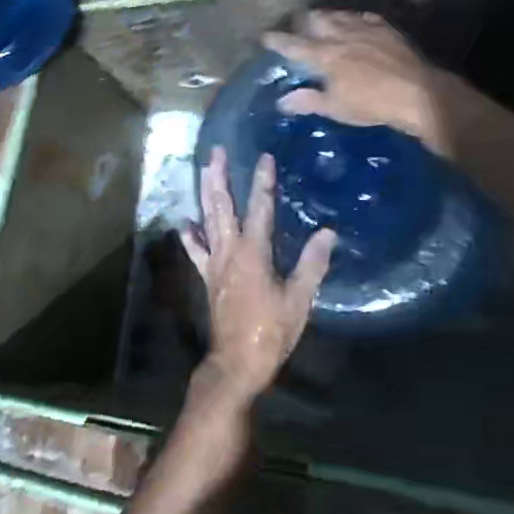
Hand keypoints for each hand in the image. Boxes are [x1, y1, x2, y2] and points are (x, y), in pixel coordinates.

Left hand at [183, 148, 335, 399]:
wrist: (237, 363)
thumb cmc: (271, 332)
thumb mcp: (299, 300)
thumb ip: (312, 264)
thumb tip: (328, 232)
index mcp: (253, 253)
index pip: (260, 207)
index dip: (263, 181)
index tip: (264, 156)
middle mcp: (229, 251)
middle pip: (222, 206)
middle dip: (219, 176)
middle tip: (216, 150)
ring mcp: (215, 263)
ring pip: (207, 220)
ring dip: (205, 193)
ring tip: (203, 170)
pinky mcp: (208, 277)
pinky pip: (197, 250)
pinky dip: (191, 235)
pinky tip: (185, 222)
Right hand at [263, 11, 461, 155]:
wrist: (416, 93)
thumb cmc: (371, 104)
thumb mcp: (336, 108)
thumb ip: (308, 101)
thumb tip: (282, 100)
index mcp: (324, 55)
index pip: (293, 44)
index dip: (277, 40)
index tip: (265, 36)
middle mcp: (340, 35)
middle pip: (315, 19)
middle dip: (302, 21)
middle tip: (297, 27)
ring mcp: (364, 28)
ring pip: (338, 15)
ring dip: (327, 17)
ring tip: (323, 21)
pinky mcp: (385, 28)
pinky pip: (363, 17)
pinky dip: (353, 19)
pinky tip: (355, 23)